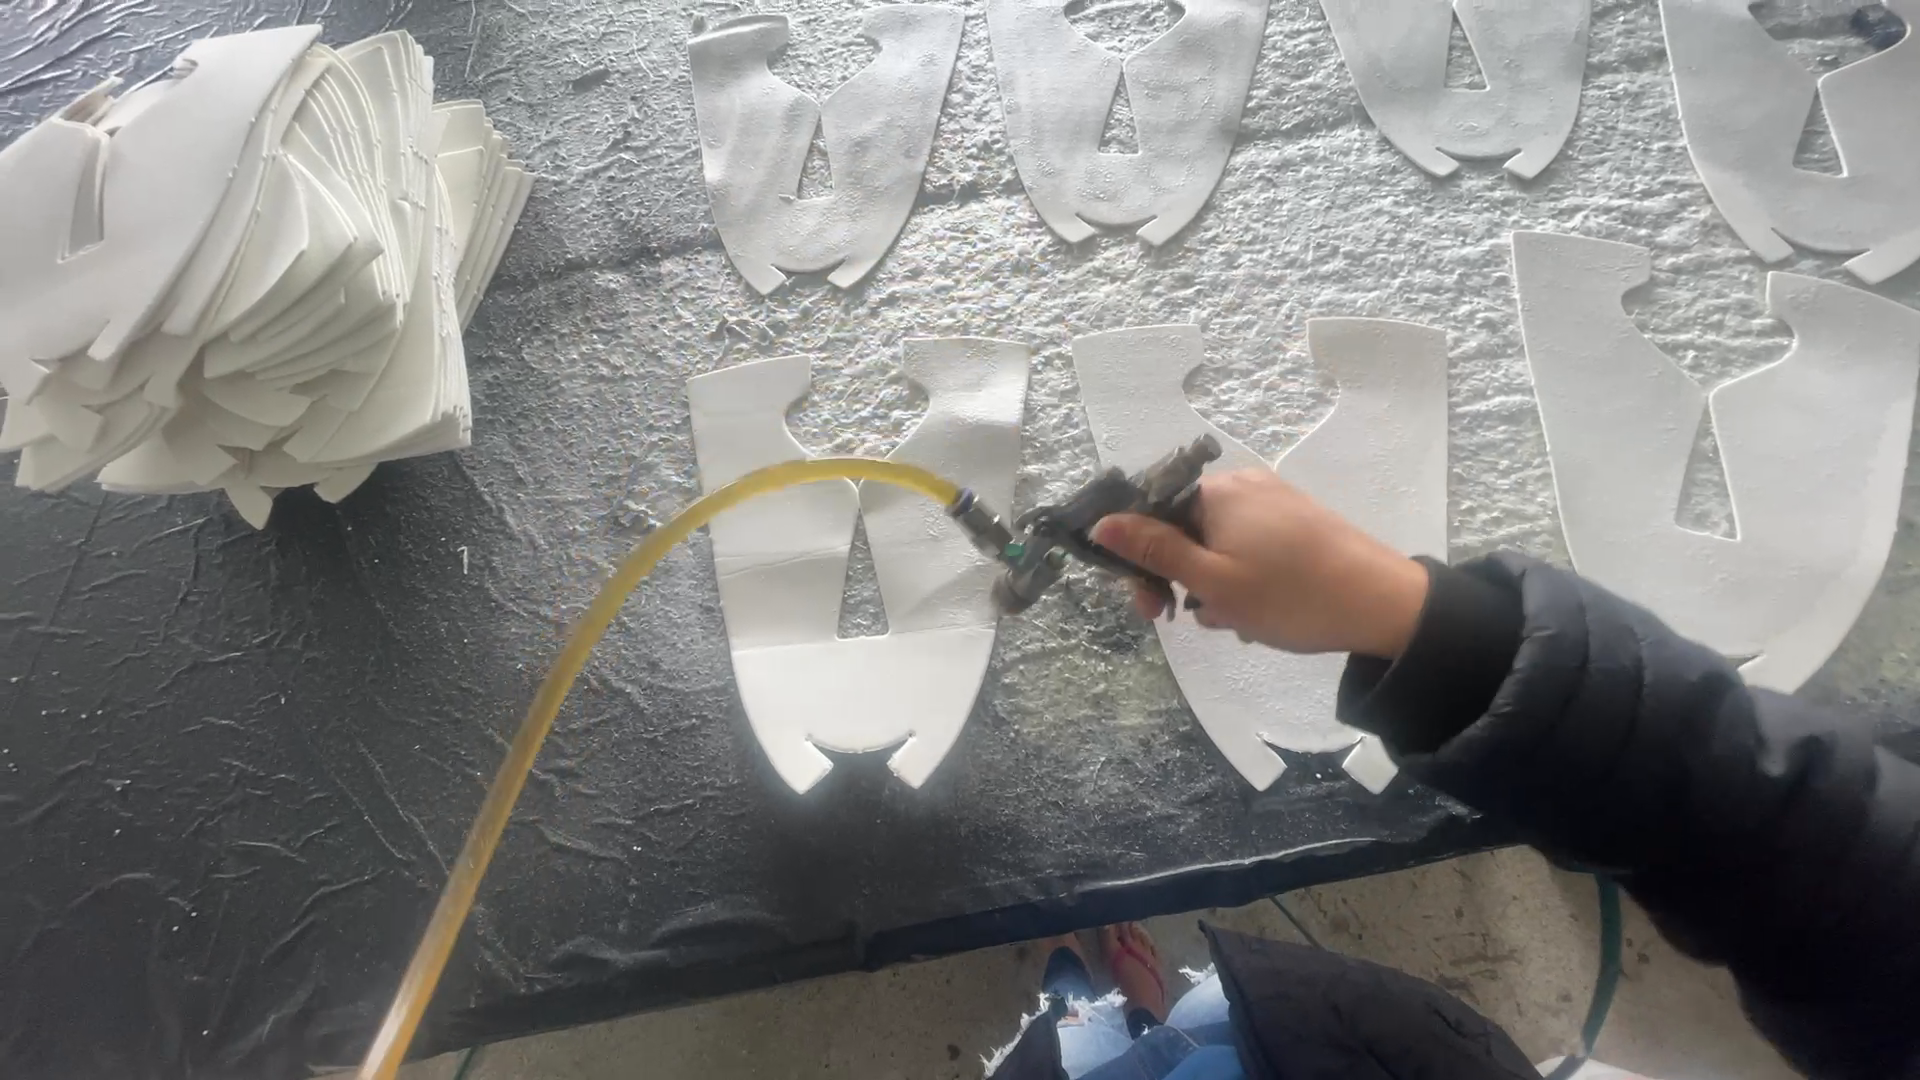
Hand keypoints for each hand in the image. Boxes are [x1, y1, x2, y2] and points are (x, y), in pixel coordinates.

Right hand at [1090, 469, 1429, 658]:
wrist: (1387, 606)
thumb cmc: (1290, 596)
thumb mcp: (1212, 580)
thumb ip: (1153, 550)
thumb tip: (1101, 523)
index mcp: (1215, 492)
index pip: (1149, 512)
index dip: (1136, 557)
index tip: (1146, 602)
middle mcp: (1240, 485)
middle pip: (1180, 527)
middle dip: (1174, 575)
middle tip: (1181, 617)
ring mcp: (1271, 499)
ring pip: (1211, 541)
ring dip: (1207, 581)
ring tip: (1230, 618)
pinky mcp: (1294, 519)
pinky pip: (1243, 543)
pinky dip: (1237, 574)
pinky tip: (1252, 608)